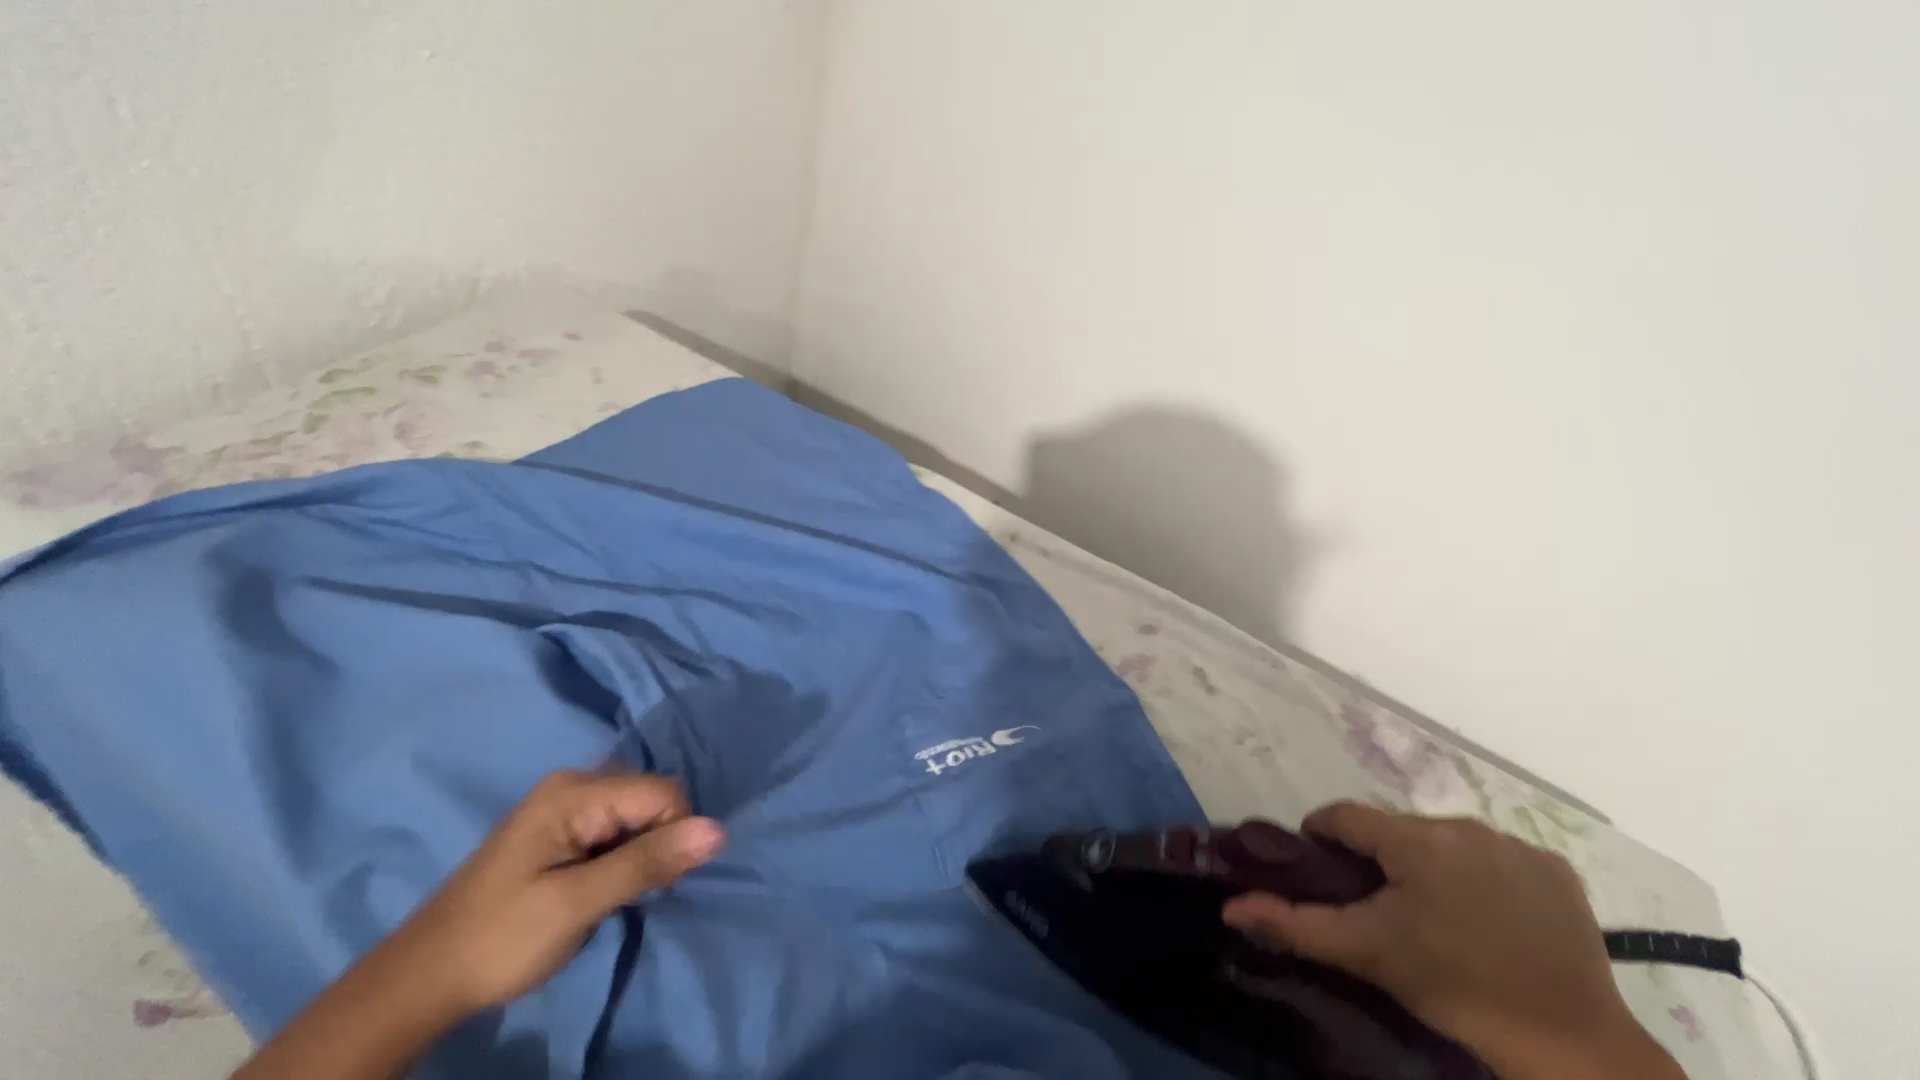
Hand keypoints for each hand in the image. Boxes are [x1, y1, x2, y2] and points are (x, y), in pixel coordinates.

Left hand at [392, 767, 726, 1012]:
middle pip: (652, 798)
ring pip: (637, 814)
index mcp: (574, 792)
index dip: (673, 836)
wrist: (426, 978)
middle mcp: (573, 784)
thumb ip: (646, 863)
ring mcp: (564, 805)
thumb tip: (719, 830)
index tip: (649, 884)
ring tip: (610, 892)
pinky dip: (622, 855)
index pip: (664, 793)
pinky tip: (598, 885)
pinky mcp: (561, 829)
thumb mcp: (577, 904)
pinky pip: (616, 826)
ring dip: (640, 851)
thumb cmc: (501, 938)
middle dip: (658, 841)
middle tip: (625, 891)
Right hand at [1221, 803, 1681, 1079]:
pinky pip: (1498, 859)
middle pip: (1397, 829)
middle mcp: (1464, 825)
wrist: (1567, 1042)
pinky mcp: (1556, 871)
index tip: (1322, 873)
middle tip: (1379, 909)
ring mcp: (1516, 845)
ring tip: (1435, 917)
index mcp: (1414, 839)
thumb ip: (1295, 924)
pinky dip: (1483, 878)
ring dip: (1430, 866)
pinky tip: (1488, 920)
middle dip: (1379, 858)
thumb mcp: (1367, 954)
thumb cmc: (1453, 988)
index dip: (1323, 838)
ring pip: (1447, 842)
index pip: (1344, 815)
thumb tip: (1230, 907)